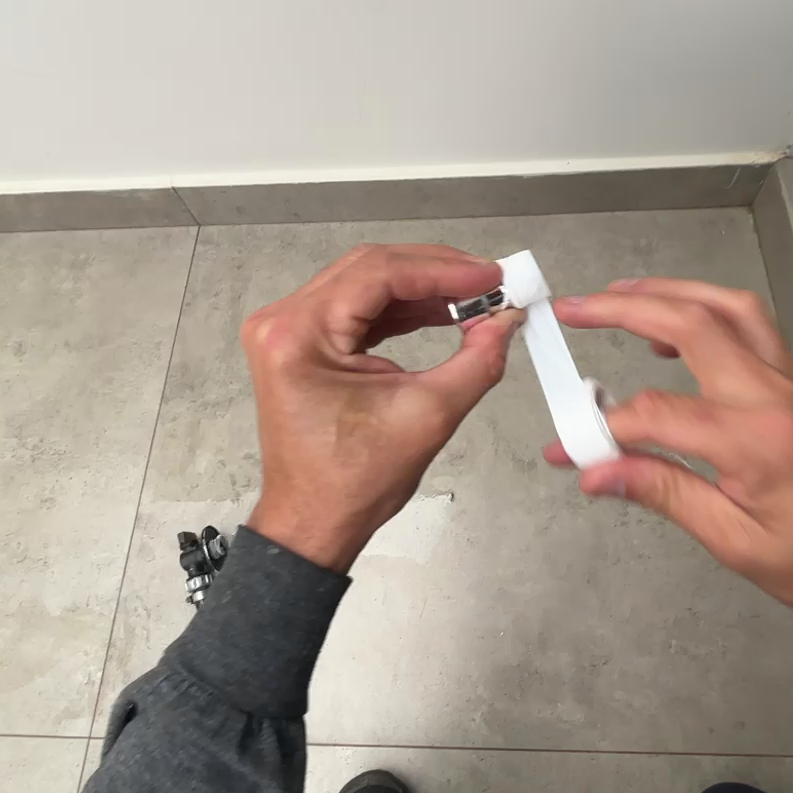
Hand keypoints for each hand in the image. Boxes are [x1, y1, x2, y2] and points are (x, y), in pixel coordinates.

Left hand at [243, 244, 522, 572]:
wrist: (314, 523)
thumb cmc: (356, 482)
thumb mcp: (428, 417)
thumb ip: (477, 361)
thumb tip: (508, 320)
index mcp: (299, 333)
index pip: (379, 274)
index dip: (442, 270)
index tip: (492, 277)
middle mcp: (284, 320)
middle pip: (370, 269)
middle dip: (435, 272)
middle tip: (488, 282)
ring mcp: (289, 329)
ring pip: (366, 284)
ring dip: (422, 288)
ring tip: (474, 297)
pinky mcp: (303, 342)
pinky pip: (358, 309)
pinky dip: (402, 309)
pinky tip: (443, 312)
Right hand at [547, 278, 792, 631]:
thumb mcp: (737, 544)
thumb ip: (664, 493)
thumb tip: (594, 472)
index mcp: (757, 440)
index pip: (659, 415)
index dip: (603, 429)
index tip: (564, 449)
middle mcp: (771, 393)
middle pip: (692, 323)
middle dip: (625, 307)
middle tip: (574, 308)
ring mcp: (786, 379)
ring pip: (725, 306)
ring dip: (667, 291)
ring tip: (616, 295)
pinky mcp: (791, 380)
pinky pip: (747, 322)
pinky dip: (702, 308)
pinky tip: (670, 327)